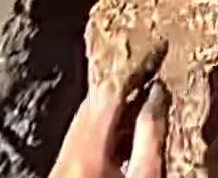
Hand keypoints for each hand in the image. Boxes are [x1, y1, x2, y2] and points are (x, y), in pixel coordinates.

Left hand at [49, 61, 169, 177]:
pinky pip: (82, 137)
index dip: (135, 68)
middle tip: (151, 68)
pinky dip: (104, 126)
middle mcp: (66, 155)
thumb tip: (157, 93)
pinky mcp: (60, 175)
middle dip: (123, 84)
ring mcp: (59, 167)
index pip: (109, 92)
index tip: (158, 51)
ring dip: (114, 104)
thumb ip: (150, 134)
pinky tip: (125, 131)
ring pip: (86, 118)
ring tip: (143, 96)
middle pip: (94, 101)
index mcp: (87, 152)